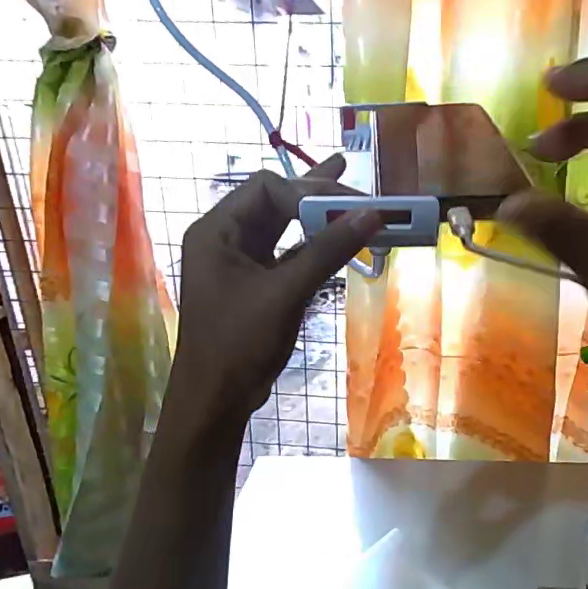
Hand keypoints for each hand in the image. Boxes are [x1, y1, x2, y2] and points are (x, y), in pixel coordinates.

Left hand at [172, 155, 380, 422]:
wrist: (215, 400)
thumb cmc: (239, 344)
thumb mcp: (285, 293)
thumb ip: (327, 251)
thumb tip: (372, 215)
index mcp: (216, 230)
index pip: (266, 188)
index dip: (308, 193)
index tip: (348, 209)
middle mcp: (225, 238)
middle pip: (275, 202)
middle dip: (316, 197)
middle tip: (360, 194)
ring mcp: (240, 261)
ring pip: (283, 227)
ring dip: (318, 217)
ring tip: (353, 198)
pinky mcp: (256, 283)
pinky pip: (288, 253)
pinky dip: (314, 245)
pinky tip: (339, 237)